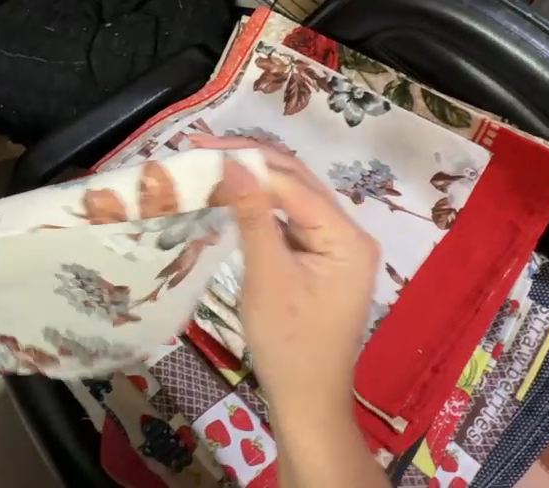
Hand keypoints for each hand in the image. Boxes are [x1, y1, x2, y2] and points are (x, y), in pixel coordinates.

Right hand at [217, 149, 386, 486]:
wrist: (306, 400)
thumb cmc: (288, 343)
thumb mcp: (266, 276)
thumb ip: (252, 215)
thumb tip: (231, 163)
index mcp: (346, 238)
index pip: (291, 182)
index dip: (246, 159)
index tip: (201, 147)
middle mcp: (348, 232)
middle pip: (295, 180)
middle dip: (248, 159)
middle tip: (200, 147)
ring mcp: (335, 244)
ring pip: (290, 193)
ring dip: (251, 176)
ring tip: (209, 161)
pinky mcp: (319, 254)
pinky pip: (288, 214)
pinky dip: (258, 201)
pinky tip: (231, 191)